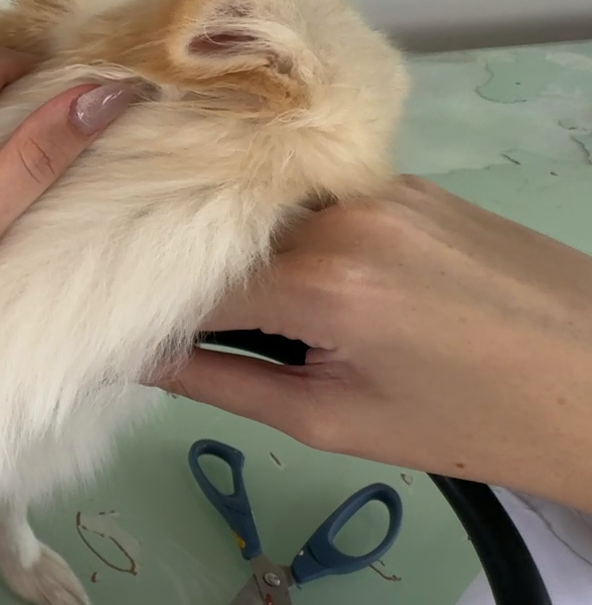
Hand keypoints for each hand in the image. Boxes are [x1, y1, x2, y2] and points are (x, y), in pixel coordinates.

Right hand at [161, 176, 591, 508]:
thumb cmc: (484, 425)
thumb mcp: (333, 420)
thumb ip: (214, 383)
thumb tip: (124, 358)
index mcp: (322, 284)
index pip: (183, 286)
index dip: (144, 308)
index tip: (120, 326)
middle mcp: (336, 217)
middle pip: (213, 238)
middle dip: (182, 273)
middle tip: (170, 308)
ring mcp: (370, 189)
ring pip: (252, 211)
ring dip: (229, 246)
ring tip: (238, 287)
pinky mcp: (398, 180)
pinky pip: (300, 197)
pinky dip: (275, 225)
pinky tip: (287, 257)